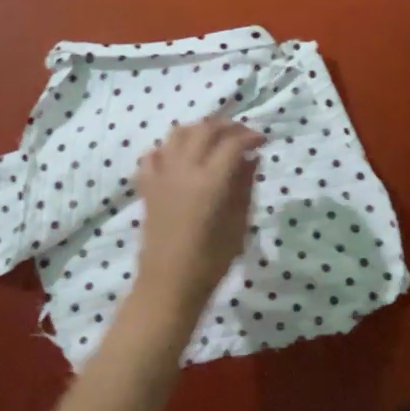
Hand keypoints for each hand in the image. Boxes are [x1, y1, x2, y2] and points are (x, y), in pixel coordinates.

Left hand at [133, 118, 264, 314]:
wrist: (169, 284)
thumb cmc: (211, 261)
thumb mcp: (238, 225)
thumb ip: (244, 187)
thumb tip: (251, 159)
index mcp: (210, 181)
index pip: (233, 143)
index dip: (251, 136)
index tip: (263, 141)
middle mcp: (183, 170)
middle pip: (205, 129)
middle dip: (227, 126)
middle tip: (243, 135)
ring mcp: (161, 175)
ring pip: (178, 134)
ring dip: (199, 130)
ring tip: (213, 140)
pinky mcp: (147, 185)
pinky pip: (154, 154)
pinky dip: (169, 149)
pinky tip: (180, 158)